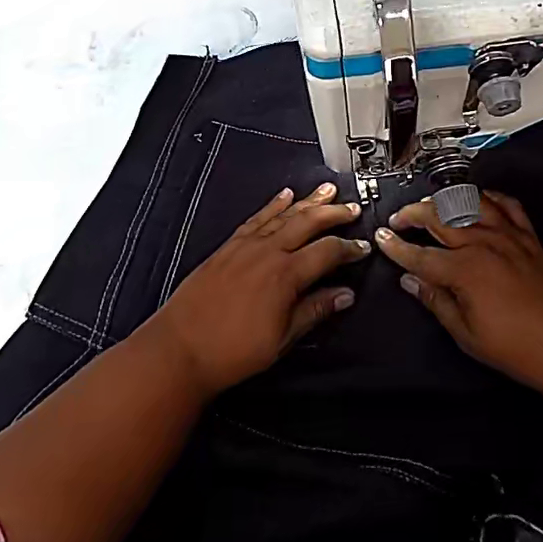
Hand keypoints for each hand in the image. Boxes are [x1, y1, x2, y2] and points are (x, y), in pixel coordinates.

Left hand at [143, 182, 368, 397]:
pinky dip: (273, 205)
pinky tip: (284, 196)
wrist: (179, 348)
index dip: (349, 249)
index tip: (363, 249)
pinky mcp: (228, 247)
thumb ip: (315, 310)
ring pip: (284, 215)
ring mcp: (246, 246)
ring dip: (308, 201)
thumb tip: (344, 295)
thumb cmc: (231, 351)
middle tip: (352, 208)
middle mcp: (267, 252)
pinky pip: (257, 218)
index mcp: (285, 275)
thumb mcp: (282, 338)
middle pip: (308, 223)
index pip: (327, 252)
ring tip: (327, 190)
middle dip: (333, 213)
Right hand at [375, 191, 542, 404]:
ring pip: (470, 203)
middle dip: (413, 214)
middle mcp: (486, 244)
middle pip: (440, 217)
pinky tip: (479, 200)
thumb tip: (414, 283)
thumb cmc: (525, 350)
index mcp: (466, 270)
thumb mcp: (469, 336)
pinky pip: (507, 206)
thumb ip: (437, 303)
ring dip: (445, 200)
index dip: (396, 247)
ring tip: (431, 205)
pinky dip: (489, 198)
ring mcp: (510, 238)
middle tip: (398, 219)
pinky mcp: (530, 239)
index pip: (419, 254)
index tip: (383, 240)